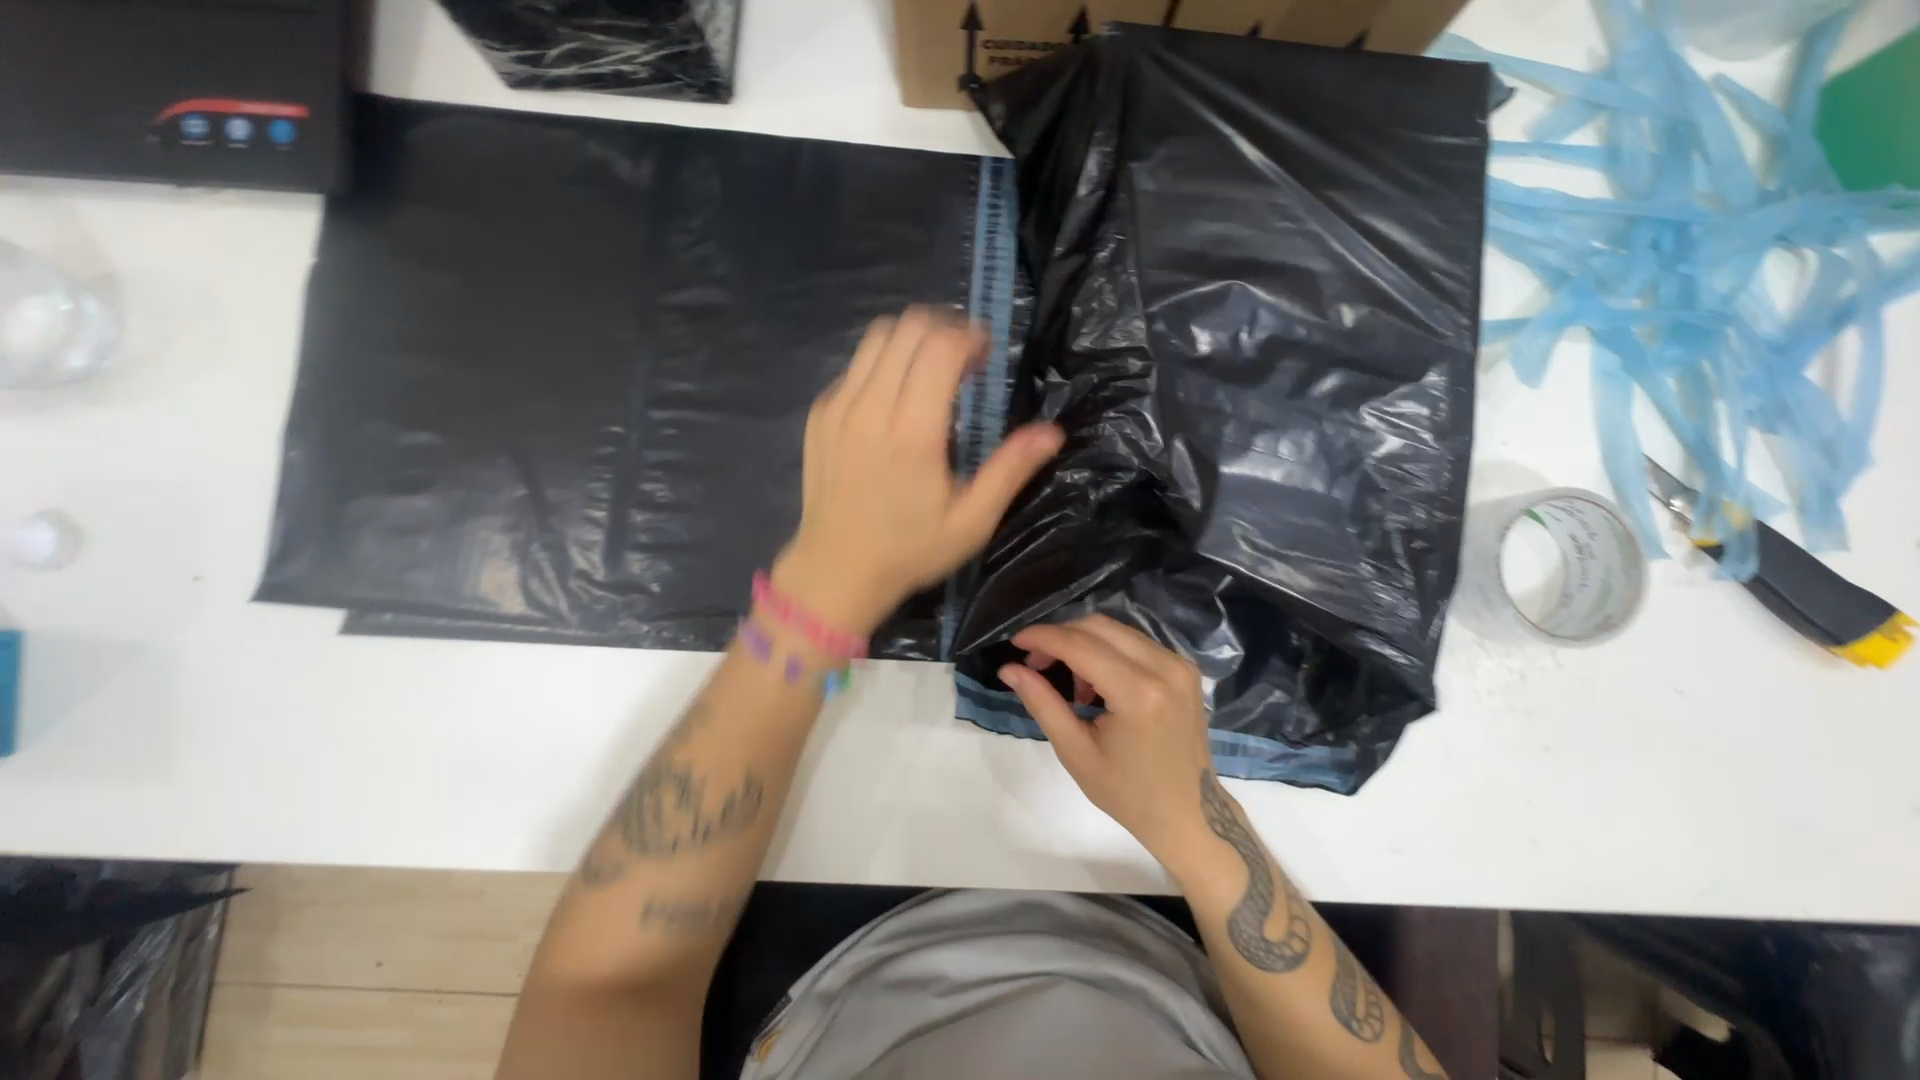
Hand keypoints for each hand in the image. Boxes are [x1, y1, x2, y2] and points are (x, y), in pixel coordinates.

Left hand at [775, 307, 1063, 634]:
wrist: (836, 570)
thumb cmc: (910, 550)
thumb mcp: (971, 522)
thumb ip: (1010, 471)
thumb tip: (1052, 432)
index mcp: (912, 434)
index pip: (939, 347)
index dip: (970, 337)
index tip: (987, 356)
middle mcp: (870, 408)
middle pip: (908, 327)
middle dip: (944, 328)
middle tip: (966, 358)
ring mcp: (838, 407)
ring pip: (877, 336)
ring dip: (912, 339)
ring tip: (934, 368)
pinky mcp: (820, 413)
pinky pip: (856, 364)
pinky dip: (883, 363)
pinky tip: (897, 398)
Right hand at [999, 615, 1214, 865]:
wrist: (1189, 813)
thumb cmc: (1128, 793)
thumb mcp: (1076, 752)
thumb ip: (1042, 703)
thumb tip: (1009, 669)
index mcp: (1138, 693)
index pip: (1080, 645)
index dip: (1042, 638)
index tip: (1014, 643)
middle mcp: (1164, 668)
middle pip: (1098, 627)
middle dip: (1060, 637)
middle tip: (1035, 664)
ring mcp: (1180, 665)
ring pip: (1117, 630)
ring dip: (1084, 643)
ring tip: (1069, 682)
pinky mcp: (1185, 670)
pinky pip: (1136, 643)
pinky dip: (1108, 651)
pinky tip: (1097, 683)